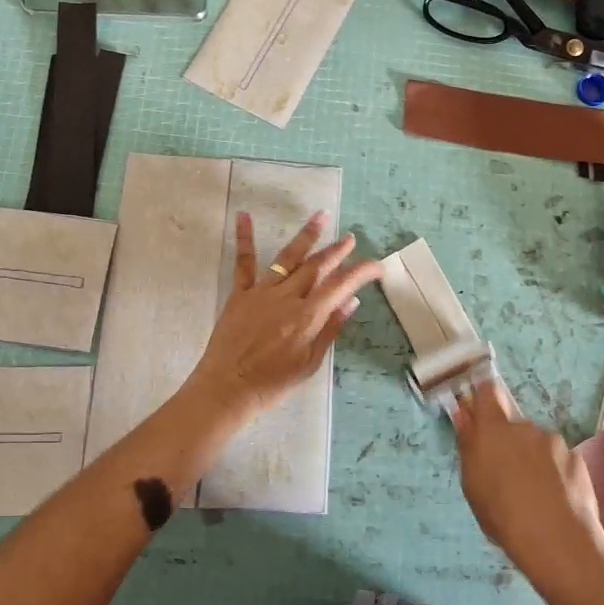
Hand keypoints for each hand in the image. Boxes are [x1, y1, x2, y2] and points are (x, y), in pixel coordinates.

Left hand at [185, 212, 382, 420]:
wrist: (227, 388)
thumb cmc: (272, 384)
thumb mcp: (309, 364)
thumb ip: (330, 330)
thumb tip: (352, 302)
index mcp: (307, 317)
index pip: (341, 286)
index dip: (361, 273)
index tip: (376, 265)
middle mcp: (287, 298)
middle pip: (317, 267)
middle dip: (337, 251)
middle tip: (350, 238)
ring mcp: (262, 292)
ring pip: (288, 257)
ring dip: (307, 236)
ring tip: (321, 217)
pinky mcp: (240, 294)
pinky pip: (244, 262)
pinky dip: (244, 238)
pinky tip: (244, 216)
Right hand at [453, 379, 603, 568]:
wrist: (558, 541)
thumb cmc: (503, 514)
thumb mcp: (472, 484)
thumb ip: (468, 444)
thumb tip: (464, 414)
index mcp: (495, 428)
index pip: (488, 390)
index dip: (484, 398)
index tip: (481, 416)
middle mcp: (525, 426)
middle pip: (514, 424)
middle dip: (510, 442)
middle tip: (508, 476)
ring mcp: (554, 442)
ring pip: (538, 444)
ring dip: (534, 460)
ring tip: (535, 495)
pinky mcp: (577, 459)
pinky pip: (560, 461)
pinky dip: (556, 475)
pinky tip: (556, 501)